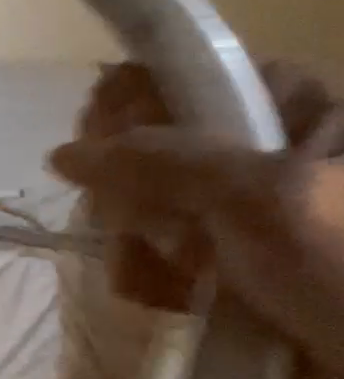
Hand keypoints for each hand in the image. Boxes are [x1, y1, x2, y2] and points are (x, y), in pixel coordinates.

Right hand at [55, 62, 343, 378]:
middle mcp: (280, 166)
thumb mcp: (268, 201)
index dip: (139, 100)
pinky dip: (146, 277)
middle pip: (157, 146)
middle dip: (133, 186)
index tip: (101, 133)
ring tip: (163, 278)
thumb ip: (159, 161)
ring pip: (148, 206)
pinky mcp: (238, 280)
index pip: (197, 77)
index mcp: (314, 124)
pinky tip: (166, 300)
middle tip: (143, 219)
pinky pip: (159, 258)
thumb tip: (65, 155)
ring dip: (134, 242)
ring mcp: (256, 227)